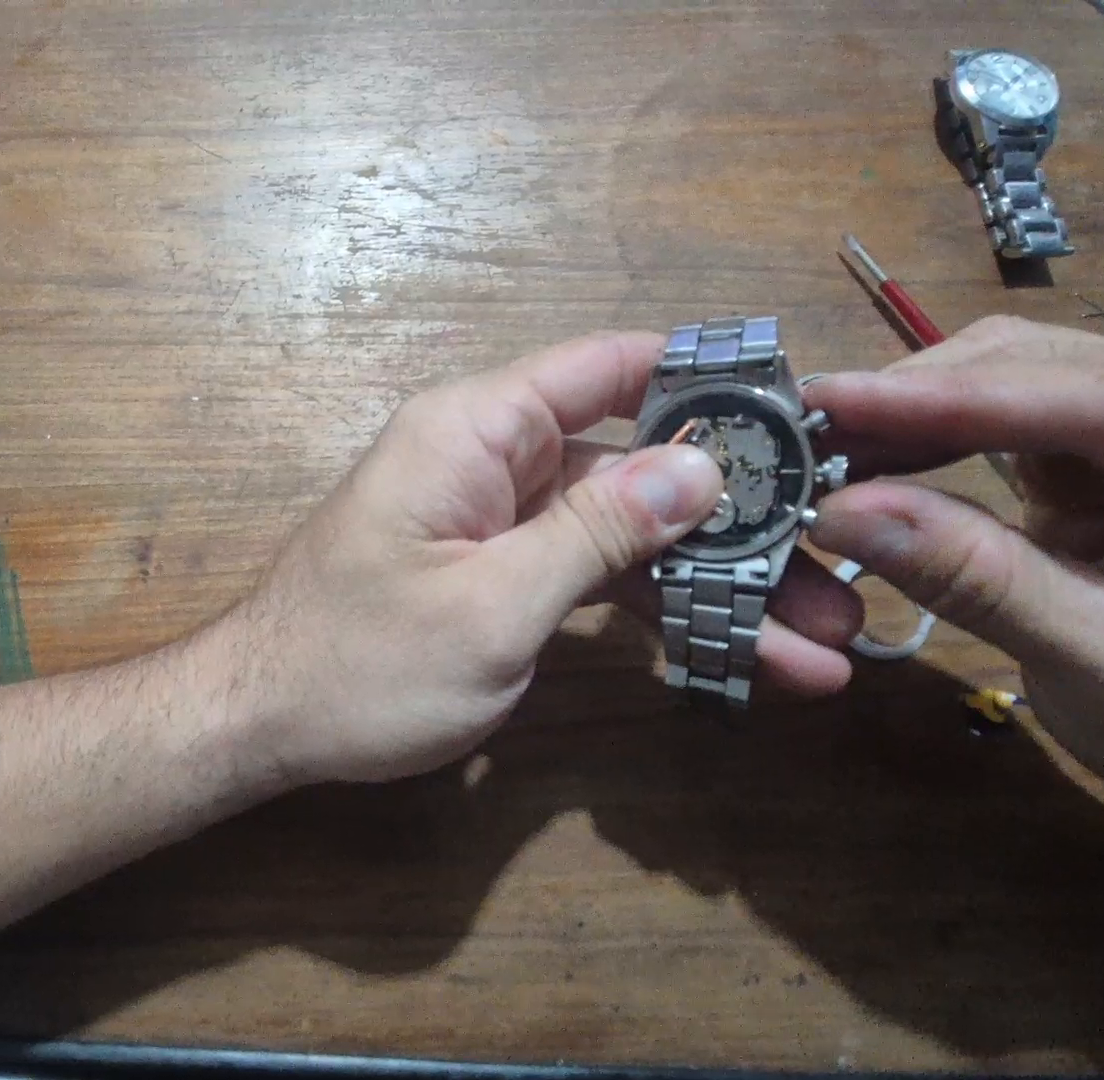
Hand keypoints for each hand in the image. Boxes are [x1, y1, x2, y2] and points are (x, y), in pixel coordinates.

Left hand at [231, 332, 860, 785]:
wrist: (268, 723)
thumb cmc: (361, 662)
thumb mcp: (491, 604)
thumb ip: (596, 532)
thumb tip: (699, 464)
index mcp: (478, 429)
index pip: (608, 367)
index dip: (705, 380)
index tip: (802, 416)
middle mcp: (494, 458)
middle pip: (636, 461)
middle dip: (734, 517)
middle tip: (835, 573)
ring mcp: (502, 520)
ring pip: (626, 529)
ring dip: (711, 582)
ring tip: (814, 640)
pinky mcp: (502, 572)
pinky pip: (592, 573)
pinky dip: (653, 609)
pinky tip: (732, 654)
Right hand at [804, 316, 1103, 924]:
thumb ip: (988, 586)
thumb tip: (842, 514)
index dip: (952, 396)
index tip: (826, 401)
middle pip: (1046, 361)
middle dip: (910, 398)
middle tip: (793, 443)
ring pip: (1012, 370)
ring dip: (904, 413)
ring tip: (813, 454)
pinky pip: (1002, 404)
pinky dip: (922, 433)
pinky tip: (866, 459)